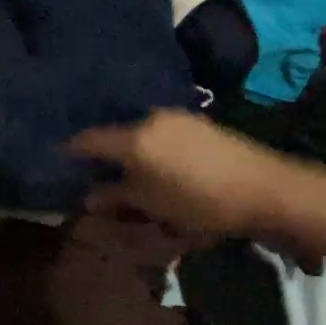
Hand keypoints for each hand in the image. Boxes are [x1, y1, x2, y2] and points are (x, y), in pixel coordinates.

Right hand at [68, 111, 325, 241]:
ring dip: (131, 153)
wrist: (266, 188)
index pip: (91, 139)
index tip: (59, 156)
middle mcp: (153, 119)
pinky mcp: (200, 125)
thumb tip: (89, 196)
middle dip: (105, 155)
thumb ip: (118, 197)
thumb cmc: (202, 201)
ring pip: (142, 135)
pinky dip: (152, 150)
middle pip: (118, 135)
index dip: (73, 149)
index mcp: (136, 137)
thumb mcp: (155, 205)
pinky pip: (162, 134)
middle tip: (95, 174)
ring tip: (128, 175)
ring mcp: (179, 119)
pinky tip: (157, 167)